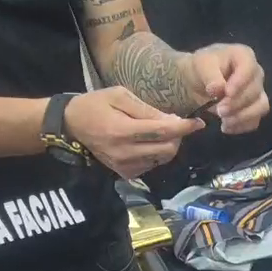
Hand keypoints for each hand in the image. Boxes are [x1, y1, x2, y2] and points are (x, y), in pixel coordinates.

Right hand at [63, 87, 202, 177]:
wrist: (73, 127)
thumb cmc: (96, 105)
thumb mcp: (119, 96)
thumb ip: (147, 110)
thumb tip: (172, 120)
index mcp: (123, 131)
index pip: (162, 132)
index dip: (183, 127)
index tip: (198, 122)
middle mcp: (126, 153)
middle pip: (167, 149)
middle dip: (177, 136)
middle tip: (174, 124)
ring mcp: (127, 167)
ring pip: (162, 158)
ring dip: (167, 145)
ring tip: (158, 132)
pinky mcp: (127, 174)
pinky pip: (153, 164)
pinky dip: (156, 153)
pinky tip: (146, 143)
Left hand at [190, 44, 268, 133]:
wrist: (199, 82)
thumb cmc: (202, 68)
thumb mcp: (201, 65)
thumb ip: (210, 75)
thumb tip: (218, 90)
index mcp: (244, 56)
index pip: (249, 68)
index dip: (240, 82)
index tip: (226, 93)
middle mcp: (256, 74)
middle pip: (255, 91)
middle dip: (237, 103)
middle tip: (220, 110)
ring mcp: (258, 93)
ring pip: (260, 107)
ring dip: (242, 117)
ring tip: (224, 121)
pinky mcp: (255, 110)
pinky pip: (255, 121)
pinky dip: (241, 126)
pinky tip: (226, 127)